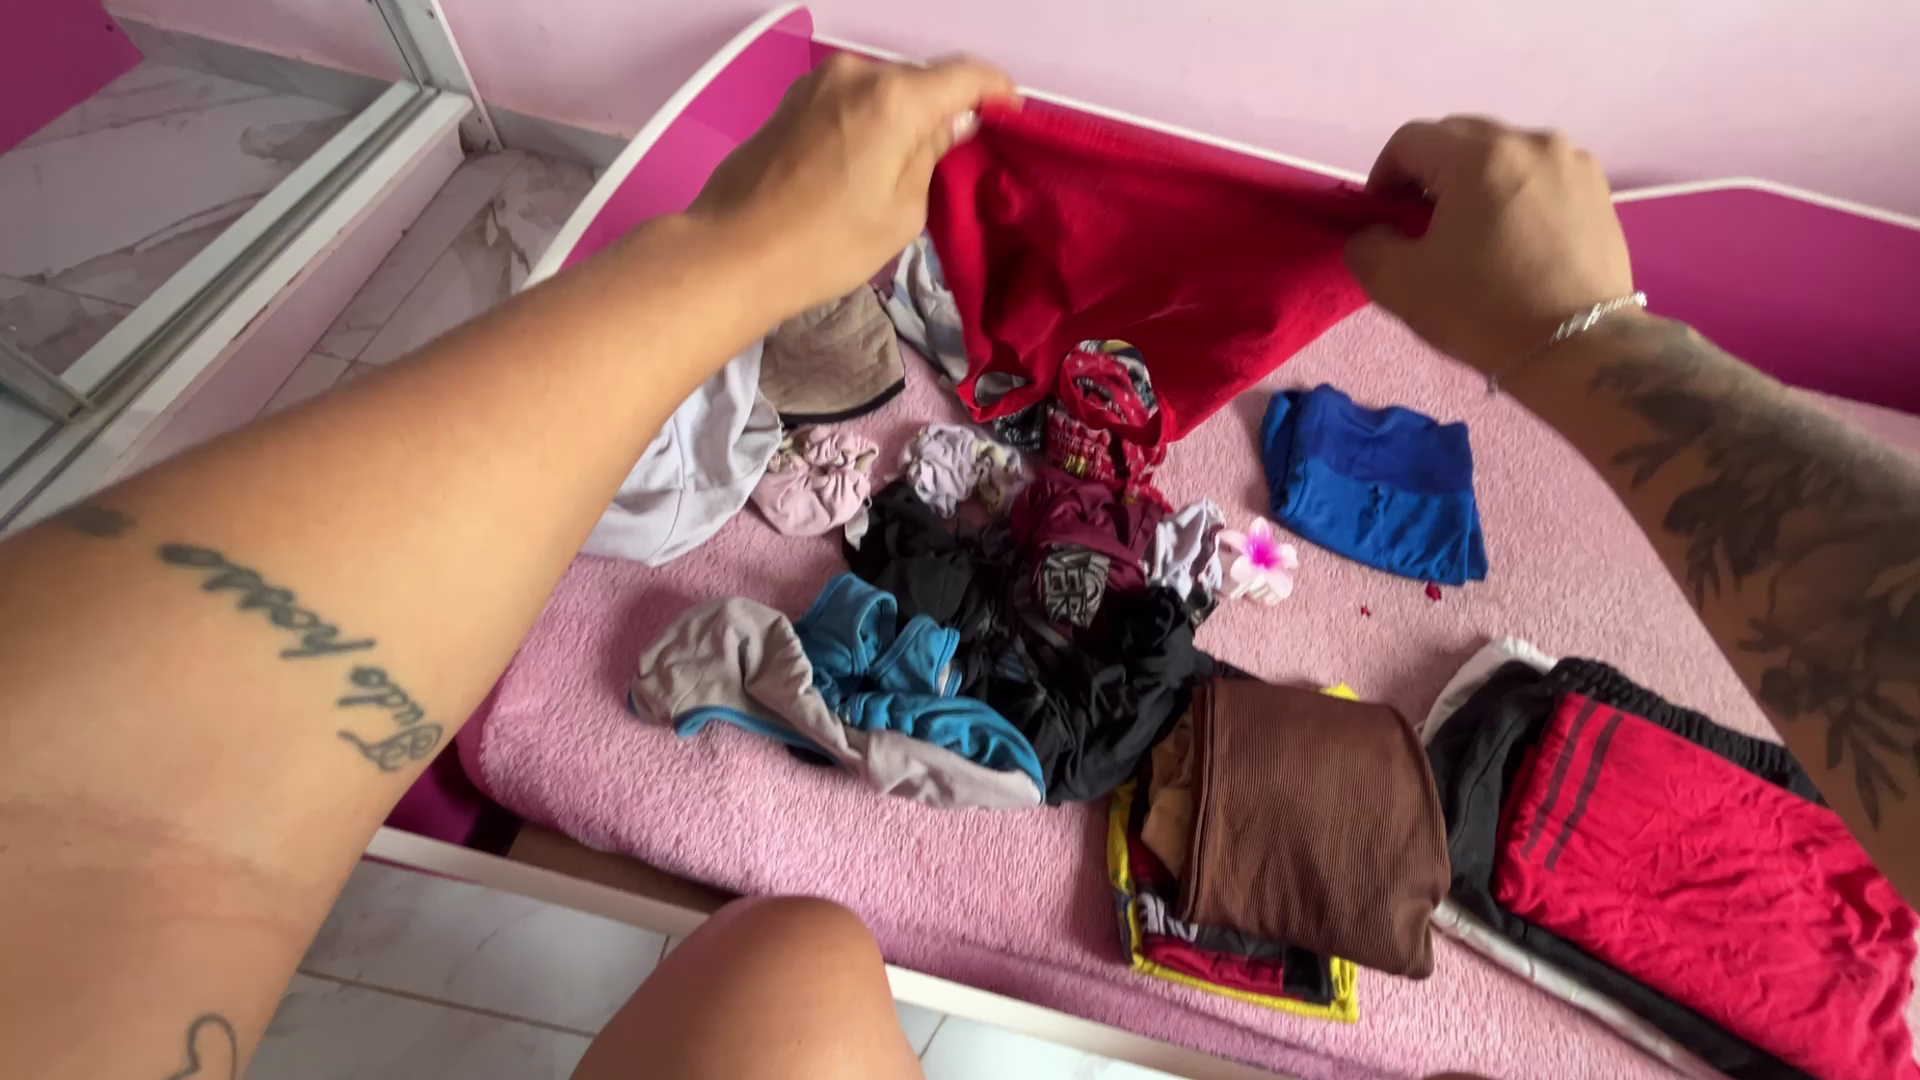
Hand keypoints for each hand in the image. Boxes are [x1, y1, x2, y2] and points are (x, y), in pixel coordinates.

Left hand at [688, 53, 1016, 318]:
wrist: (735, 252)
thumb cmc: (828, 245)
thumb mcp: (902, 213)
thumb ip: (934, 157)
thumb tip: (952, 124)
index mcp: (893, 99)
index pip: (964, 75)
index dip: (996, 92)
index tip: (1012, 115)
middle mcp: (856, 73)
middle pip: (921, 82)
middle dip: (946, 112)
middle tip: (956, 160)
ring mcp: (818, 82)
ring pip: (884, 92)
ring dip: (905, 120)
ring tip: (907, 172)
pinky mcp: (793, 101)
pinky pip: (852, 102)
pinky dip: (873, 123)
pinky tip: (867, 164)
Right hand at [1343, 117, 1635, 375]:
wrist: (1573, 344)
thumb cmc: (1477, 308)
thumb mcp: (1395, 283)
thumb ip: (1366, 245)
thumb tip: (1371, 232)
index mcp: (1478, 157)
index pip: (1409, 140)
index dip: (1381, 178)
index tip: (1380, 220)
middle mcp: (1530, 141)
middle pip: (1457, 138)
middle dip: (1425, 176)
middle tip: (1415, 229)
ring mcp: (1570, 161)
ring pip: (1497, 155)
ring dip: (1467, 184)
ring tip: (1462, 236)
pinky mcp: (1595, 187)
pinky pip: (1533, 175)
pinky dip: (1506, 195)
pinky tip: (1503, 242)